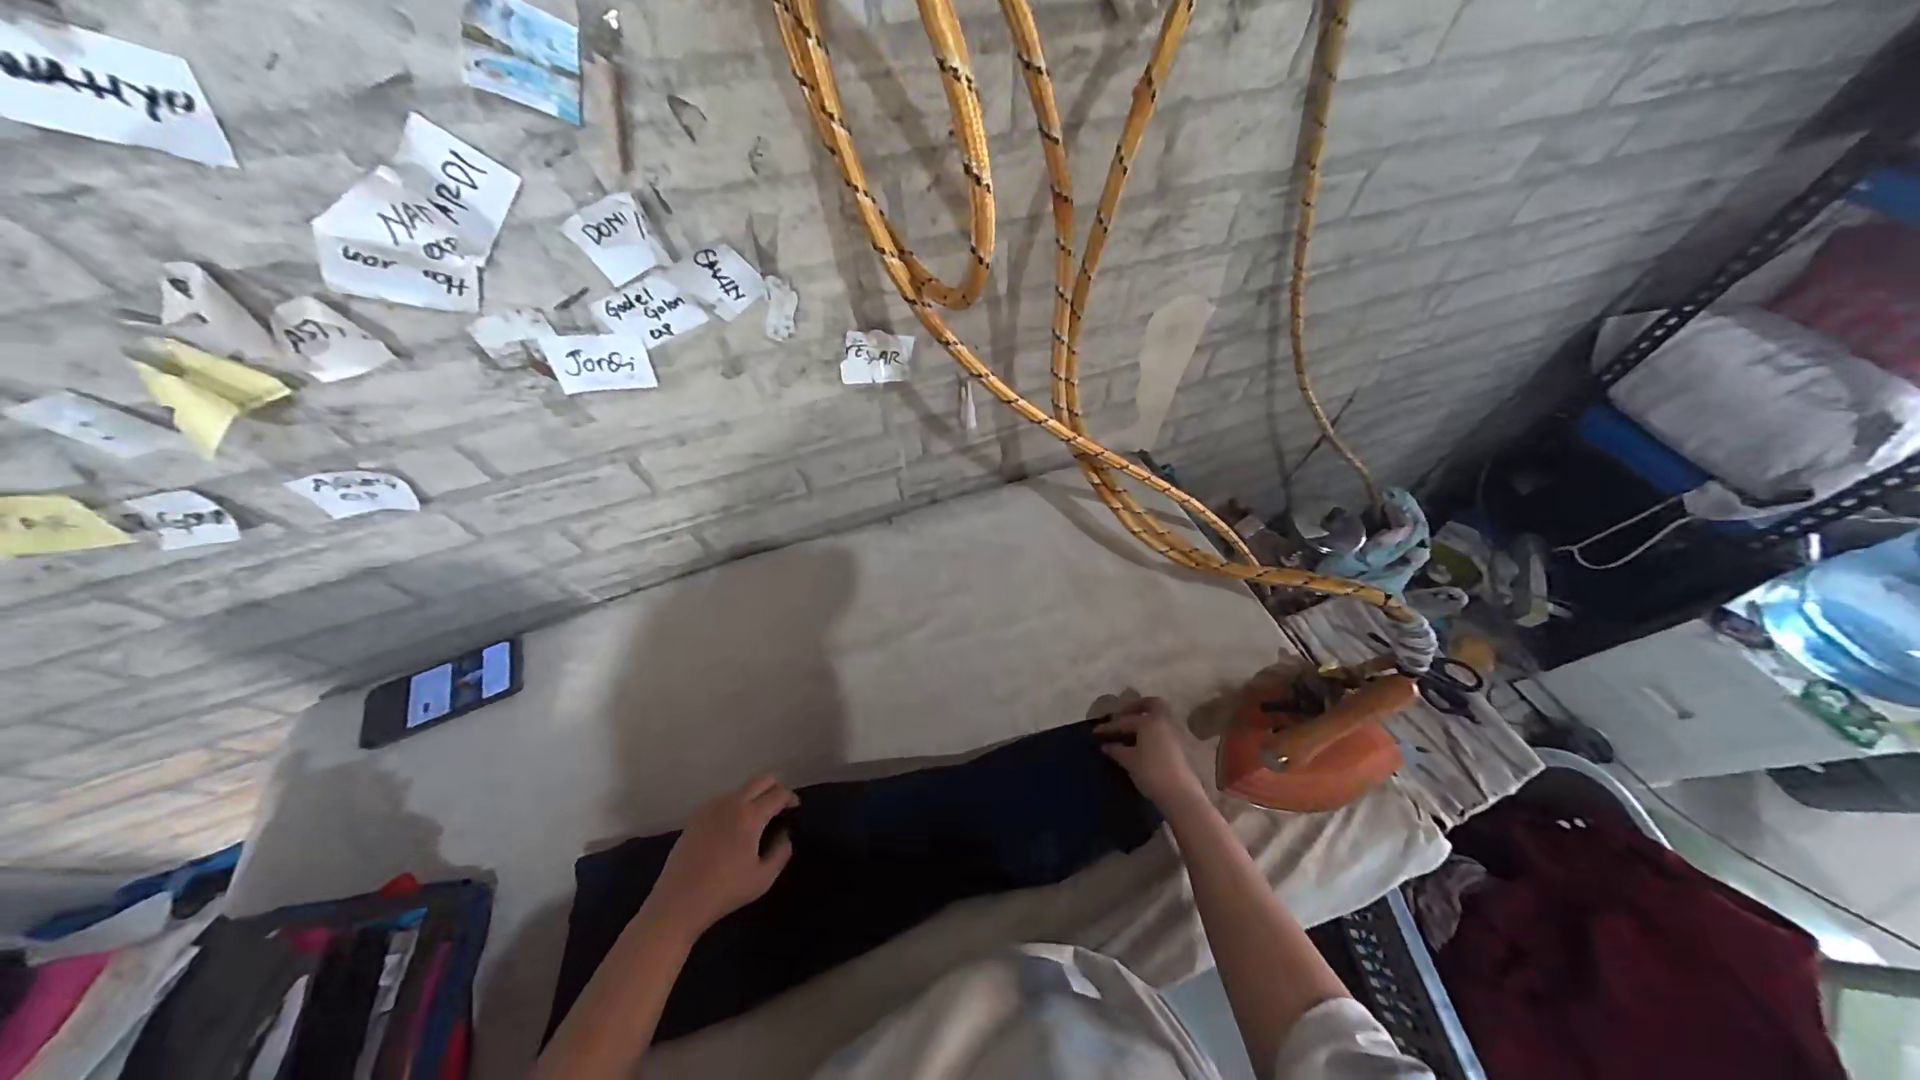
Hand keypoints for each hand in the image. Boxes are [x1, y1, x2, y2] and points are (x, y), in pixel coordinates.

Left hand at [644, 775, 798, 935]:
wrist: (678, 902)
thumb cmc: (725, 890)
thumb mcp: (763, 878)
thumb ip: (781, 852)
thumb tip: (784, 835)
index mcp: (750, 815)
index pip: (778, 794)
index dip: (791, 797)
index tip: (795, 807)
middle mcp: (731, 803)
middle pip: (760, 780)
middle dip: (775, 787)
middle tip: (780, 805)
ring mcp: (710, 808)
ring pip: (740, 789)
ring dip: (754, 796)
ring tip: (757, 819)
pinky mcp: (695, 817)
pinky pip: (722, 801)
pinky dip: (735, 806)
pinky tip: (732, 828)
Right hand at [1095, 698, 1209, 817]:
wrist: (1180, 794)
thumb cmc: (1151, 772)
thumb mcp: (1129, 761)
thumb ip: (1116, 750)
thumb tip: (1106, 745)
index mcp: (1149, 721)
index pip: (1124, 721)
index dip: (1108, 727)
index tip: (1095, 732)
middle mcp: (1164, 721)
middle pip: (1152, 704)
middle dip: (1137, 706)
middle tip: (1122, 715)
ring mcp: (1176, 733)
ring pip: (1160, 717)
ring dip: (1146, 719)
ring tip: (1132, 731)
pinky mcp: (1182, 746)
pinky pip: (1164, 730)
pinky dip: (1153, 731)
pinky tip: (1144, 743)